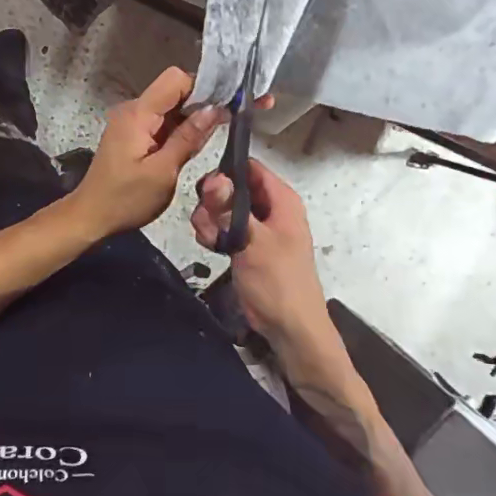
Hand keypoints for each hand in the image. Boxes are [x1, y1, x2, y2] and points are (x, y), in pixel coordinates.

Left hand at [63, 67, 223, 238]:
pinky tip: (192, 145)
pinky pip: (162, 122)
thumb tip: (215, 109)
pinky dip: (179, 130)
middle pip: (174, 91)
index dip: (202, 87)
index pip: (175, 79)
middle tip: (228, 122)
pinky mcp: (133, 134)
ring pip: (170, 107)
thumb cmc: (126, 199)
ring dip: (192, 118)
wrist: (91, 217)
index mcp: (138, 113)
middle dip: (201, 103)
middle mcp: (133, 109)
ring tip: (214, 135)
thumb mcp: (163, 171)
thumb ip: (188, 138)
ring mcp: (132, 121)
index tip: (226, 105)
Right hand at [191, 158, 342, 370]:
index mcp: (282, 200)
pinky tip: (210, 247)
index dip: (227, 171)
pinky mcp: (247, 247)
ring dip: (210, 220)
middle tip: (205, 220)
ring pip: (224, 209)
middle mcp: (271, 209)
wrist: (289, 327)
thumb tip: (214, 177)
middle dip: (213, 201)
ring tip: (209, 239)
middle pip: (233, 188)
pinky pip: (225, 229)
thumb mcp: (252, 241)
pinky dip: (214, 235)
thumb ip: (230, 208)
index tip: (206, 188)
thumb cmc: (277, 281)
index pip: (250, 168)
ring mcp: (258, 228)